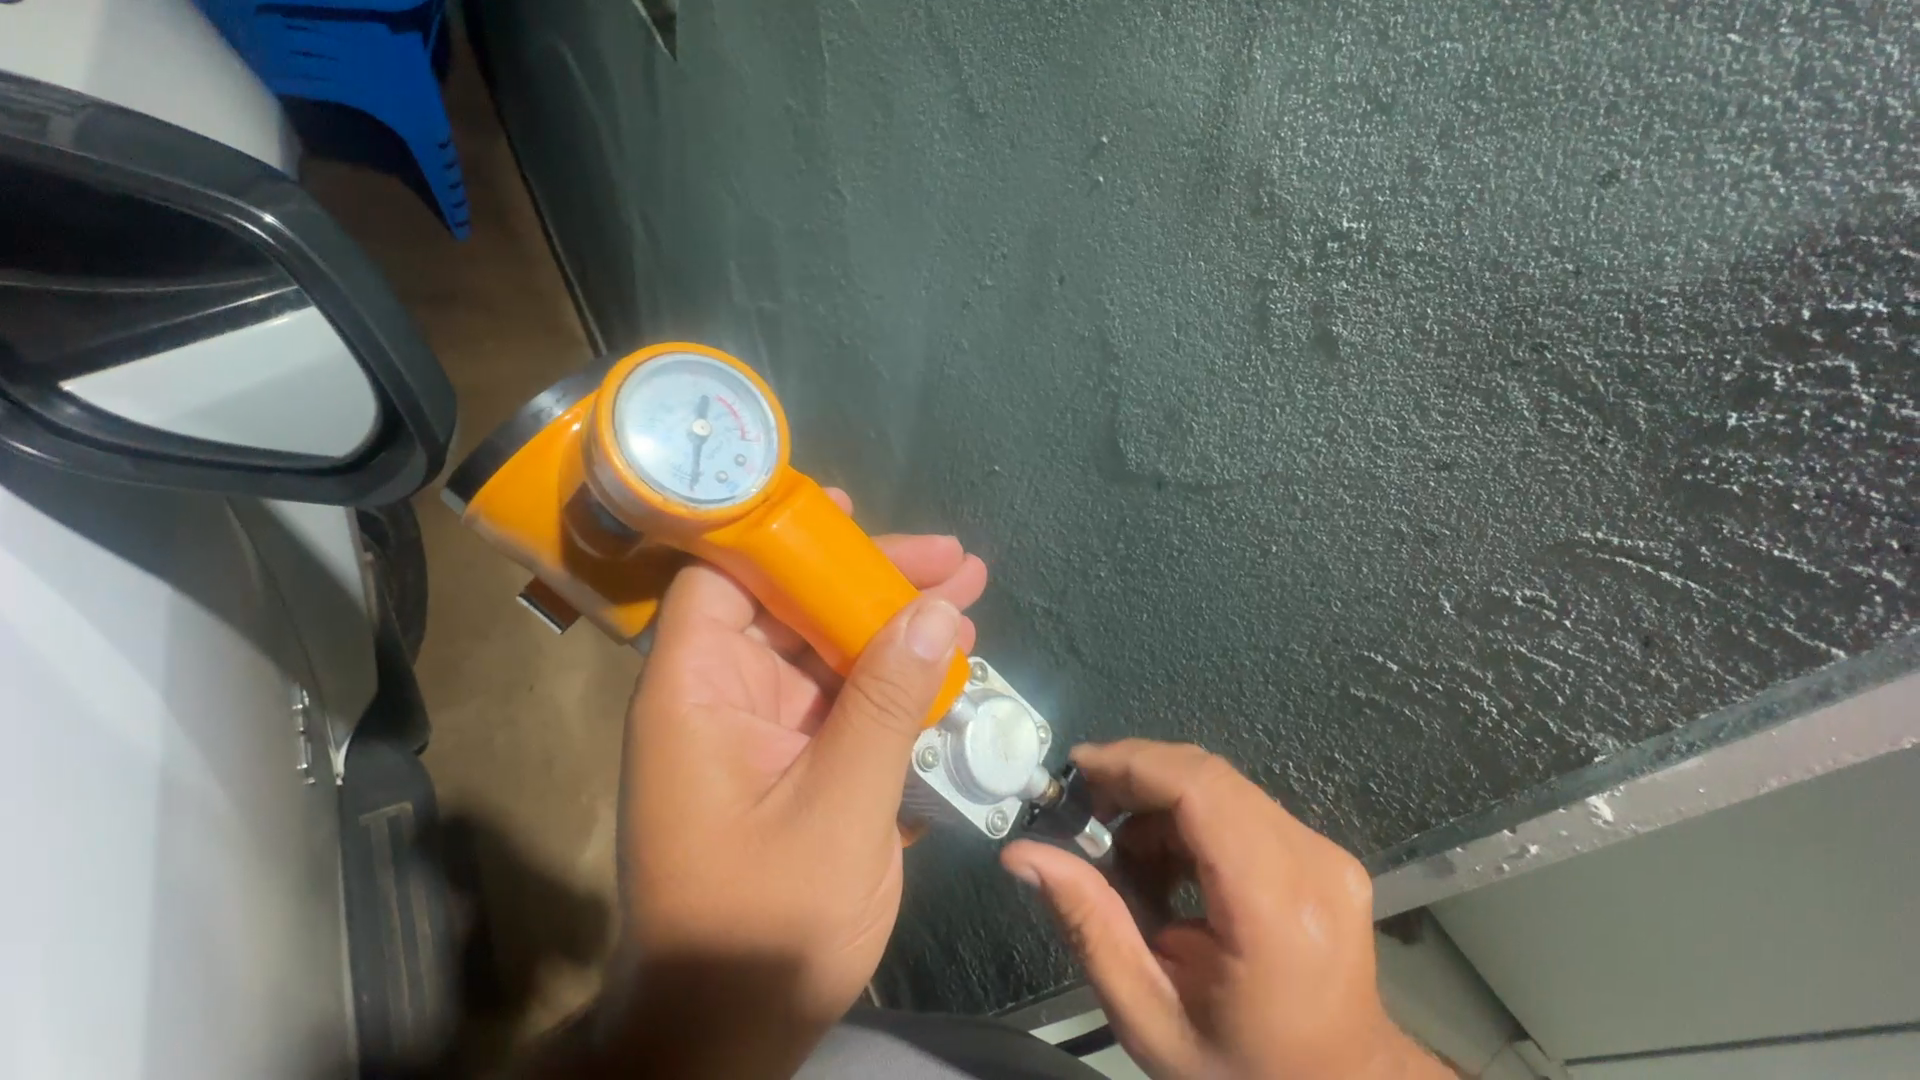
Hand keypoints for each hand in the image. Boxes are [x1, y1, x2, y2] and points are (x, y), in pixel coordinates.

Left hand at [603, 491, 986, 1078]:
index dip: (779, 537)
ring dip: (896, 631)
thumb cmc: (763, 928)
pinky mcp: (796, 770)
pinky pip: (846, 707)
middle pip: (793, 612)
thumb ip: (887, 706)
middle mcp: (723, 702)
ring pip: (829, 657)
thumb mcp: (837, 810)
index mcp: (696, 696)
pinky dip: (896, 688)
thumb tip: (936, 612)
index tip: (849, 514)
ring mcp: (762, 738)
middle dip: (872, 583)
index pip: (723, 581)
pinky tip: (952, 671)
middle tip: (953, 562)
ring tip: (970, 597)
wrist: (729, 1038)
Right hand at [1001, 740, 1448, 1079]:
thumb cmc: (1239, 1068)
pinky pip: (1243, 806)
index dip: (1133, 764)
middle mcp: (1313, 863)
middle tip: (1085, 810)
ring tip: (1123, 857)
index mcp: (1274, 909)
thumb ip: (1088, 925)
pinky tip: (1166, 865)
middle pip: (1209, 777)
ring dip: (1160, 803)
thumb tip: (1023, 854)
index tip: (1075, 770)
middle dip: (1135, 778)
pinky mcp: (1324, 854)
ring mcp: (1326, 854)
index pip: (1200, 791)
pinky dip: (1190, 819)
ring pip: (1223, 786)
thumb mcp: (1148, 1016)